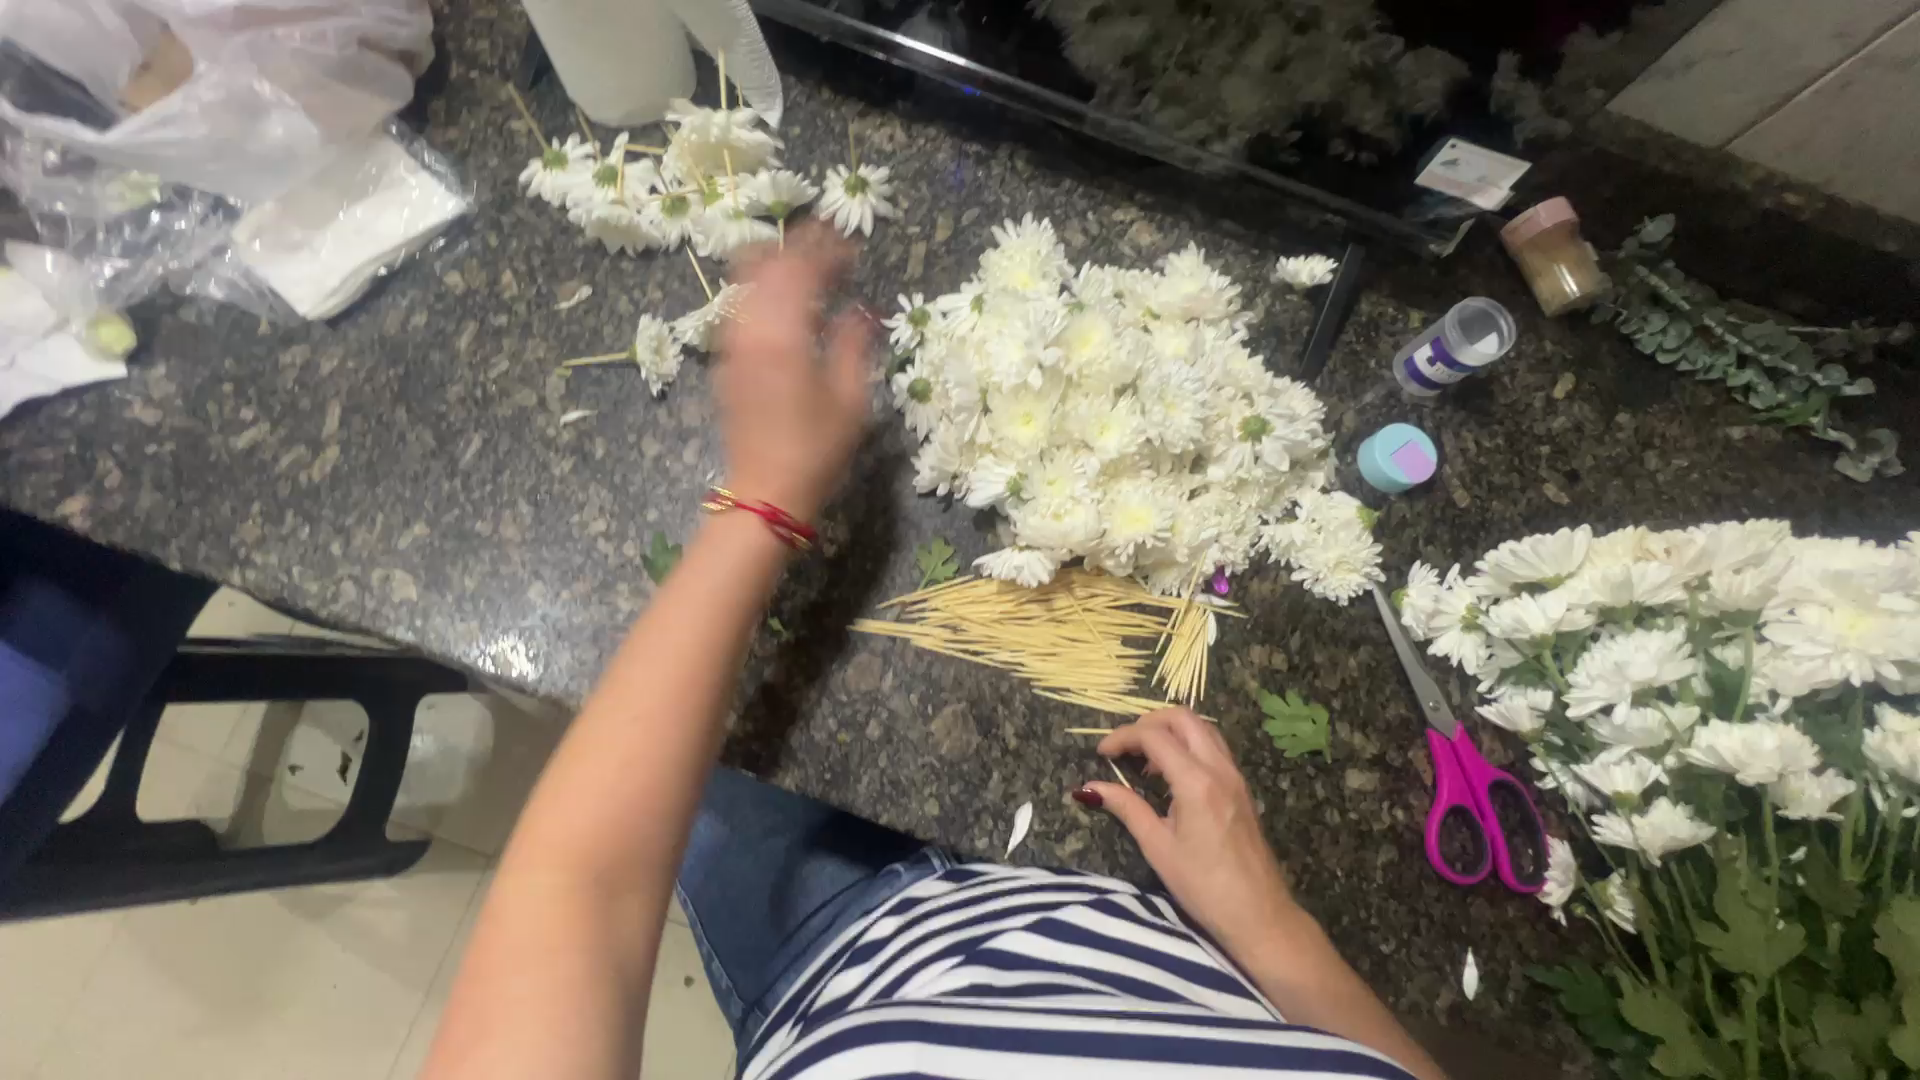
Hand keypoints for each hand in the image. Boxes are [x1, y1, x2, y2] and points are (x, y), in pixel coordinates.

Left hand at [714, 222, 874, 522]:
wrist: (766, 491)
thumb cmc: (817, 450)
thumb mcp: (851, 400)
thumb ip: (854, 345)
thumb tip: (861, 312)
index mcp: (784, 334)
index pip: (801, 269)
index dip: (826, 249)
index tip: (850, 247)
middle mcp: (750, 330)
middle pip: (765, 264)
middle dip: (796, 247)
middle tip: (827, 245)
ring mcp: (731, 345)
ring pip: (745, 283)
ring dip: (774, 266)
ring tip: (805, 269)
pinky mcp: (725, 363)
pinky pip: (740, 310)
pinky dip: (761, 294)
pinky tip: (784, 307)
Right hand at [1079, 707, 1299, 957]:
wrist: (1261, 917)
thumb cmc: (1204, 887)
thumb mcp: (1158, 847)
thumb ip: (1126, 808)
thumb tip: (1089, 788)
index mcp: (1196, 782)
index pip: (1154, 736)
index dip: (1122, 737)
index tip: (1101, 754)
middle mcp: (1219, 768)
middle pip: (1182, 718)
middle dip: (1148, 723)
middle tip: (1124, 747)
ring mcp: (1235, 775)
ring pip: (1201, 728)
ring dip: (1170, 731)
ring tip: (1145, 759)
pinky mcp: (1241, 787)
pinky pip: (1213, 746)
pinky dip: (1188, 744)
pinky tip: (1171, 774)